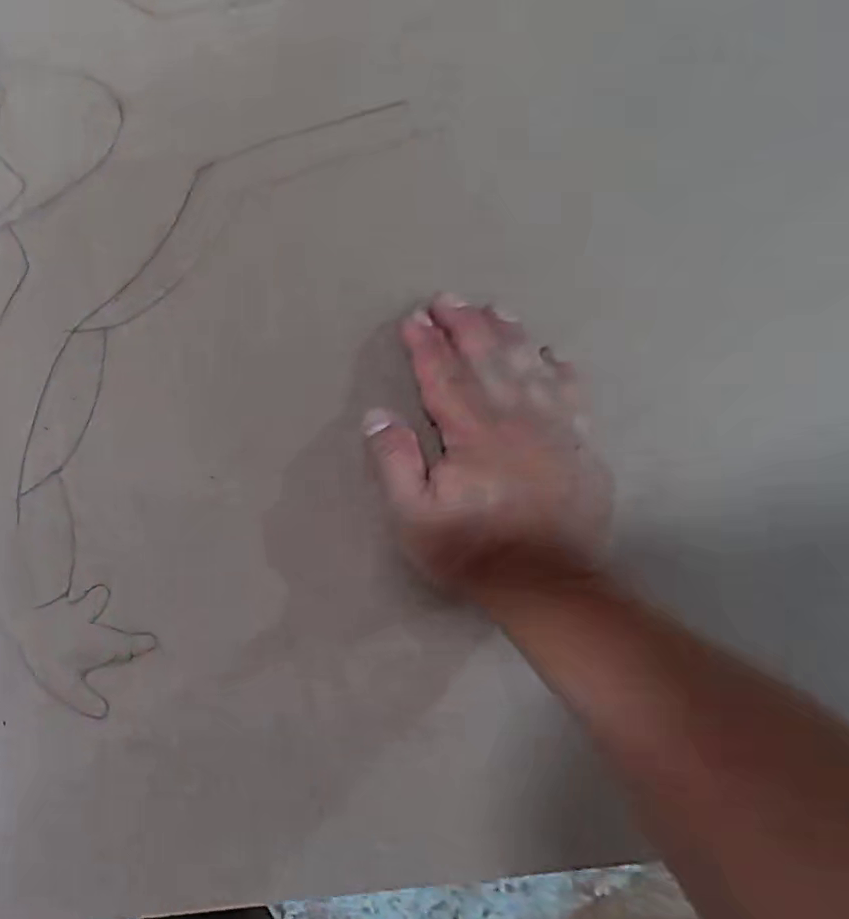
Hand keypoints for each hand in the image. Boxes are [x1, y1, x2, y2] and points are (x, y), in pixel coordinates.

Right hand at [365, 294, 612, 595]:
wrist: (544, 581)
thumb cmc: (465, 548)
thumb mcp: (411, 513)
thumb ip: (395, 461)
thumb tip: (377, 416)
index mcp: (475, 436)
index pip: (444, 379)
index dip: (427, 346)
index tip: (411, 319)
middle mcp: (520, 422)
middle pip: (490, 362)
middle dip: (466, 327)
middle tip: (448, 298)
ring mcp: (557, 431)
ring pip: (532, 369)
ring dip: (508, 335)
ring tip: (492, 308)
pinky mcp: (580, 446)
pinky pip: (572, 392)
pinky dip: (556, 367)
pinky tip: (547, 352)